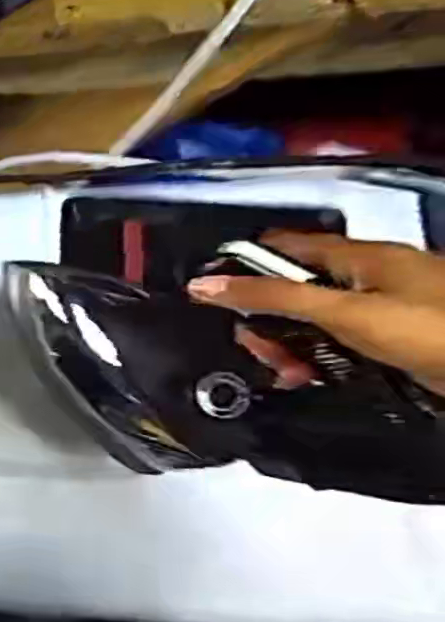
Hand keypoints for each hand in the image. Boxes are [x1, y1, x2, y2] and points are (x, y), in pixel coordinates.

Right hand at [187, 231, 444, 393]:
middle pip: (291, 288)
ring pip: (308, 318)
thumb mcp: (345, 313)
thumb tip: (200, 285)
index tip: (209, 292)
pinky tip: (307, 375)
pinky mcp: (392, 339)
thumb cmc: (435, 331)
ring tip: (288, 371)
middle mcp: (372, 277)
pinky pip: (331, 341)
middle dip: (262, 319)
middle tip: (259, 349)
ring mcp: (384, 309)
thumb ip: (271, 297)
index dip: (242, 263)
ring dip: (285, 344)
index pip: (284, 246)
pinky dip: (311, 357)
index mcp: (365, 258)